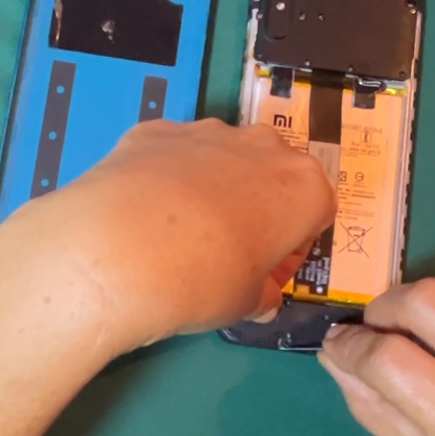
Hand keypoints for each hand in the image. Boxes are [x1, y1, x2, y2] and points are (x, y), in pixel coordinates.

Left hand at [0, 119, 334, 354]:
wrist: (119, 249)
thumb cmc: (204, 281)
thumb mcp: (245, 305)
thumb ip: (261, 294)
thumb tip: (259, 297)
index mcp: (303, 187)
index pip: (315, 213)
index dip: (291, 247)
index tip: (266, 272)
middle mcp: (261, 146)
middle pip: (272, 175)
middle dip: (258, 208)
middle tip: (226, 252)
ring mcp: (205, 131)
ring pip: (221, 158)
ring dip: (211, 188)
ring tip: (175, 233)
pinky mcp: (154, 130)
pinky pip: (172, 153)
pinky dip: (165, 176)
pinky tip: (141, 212)